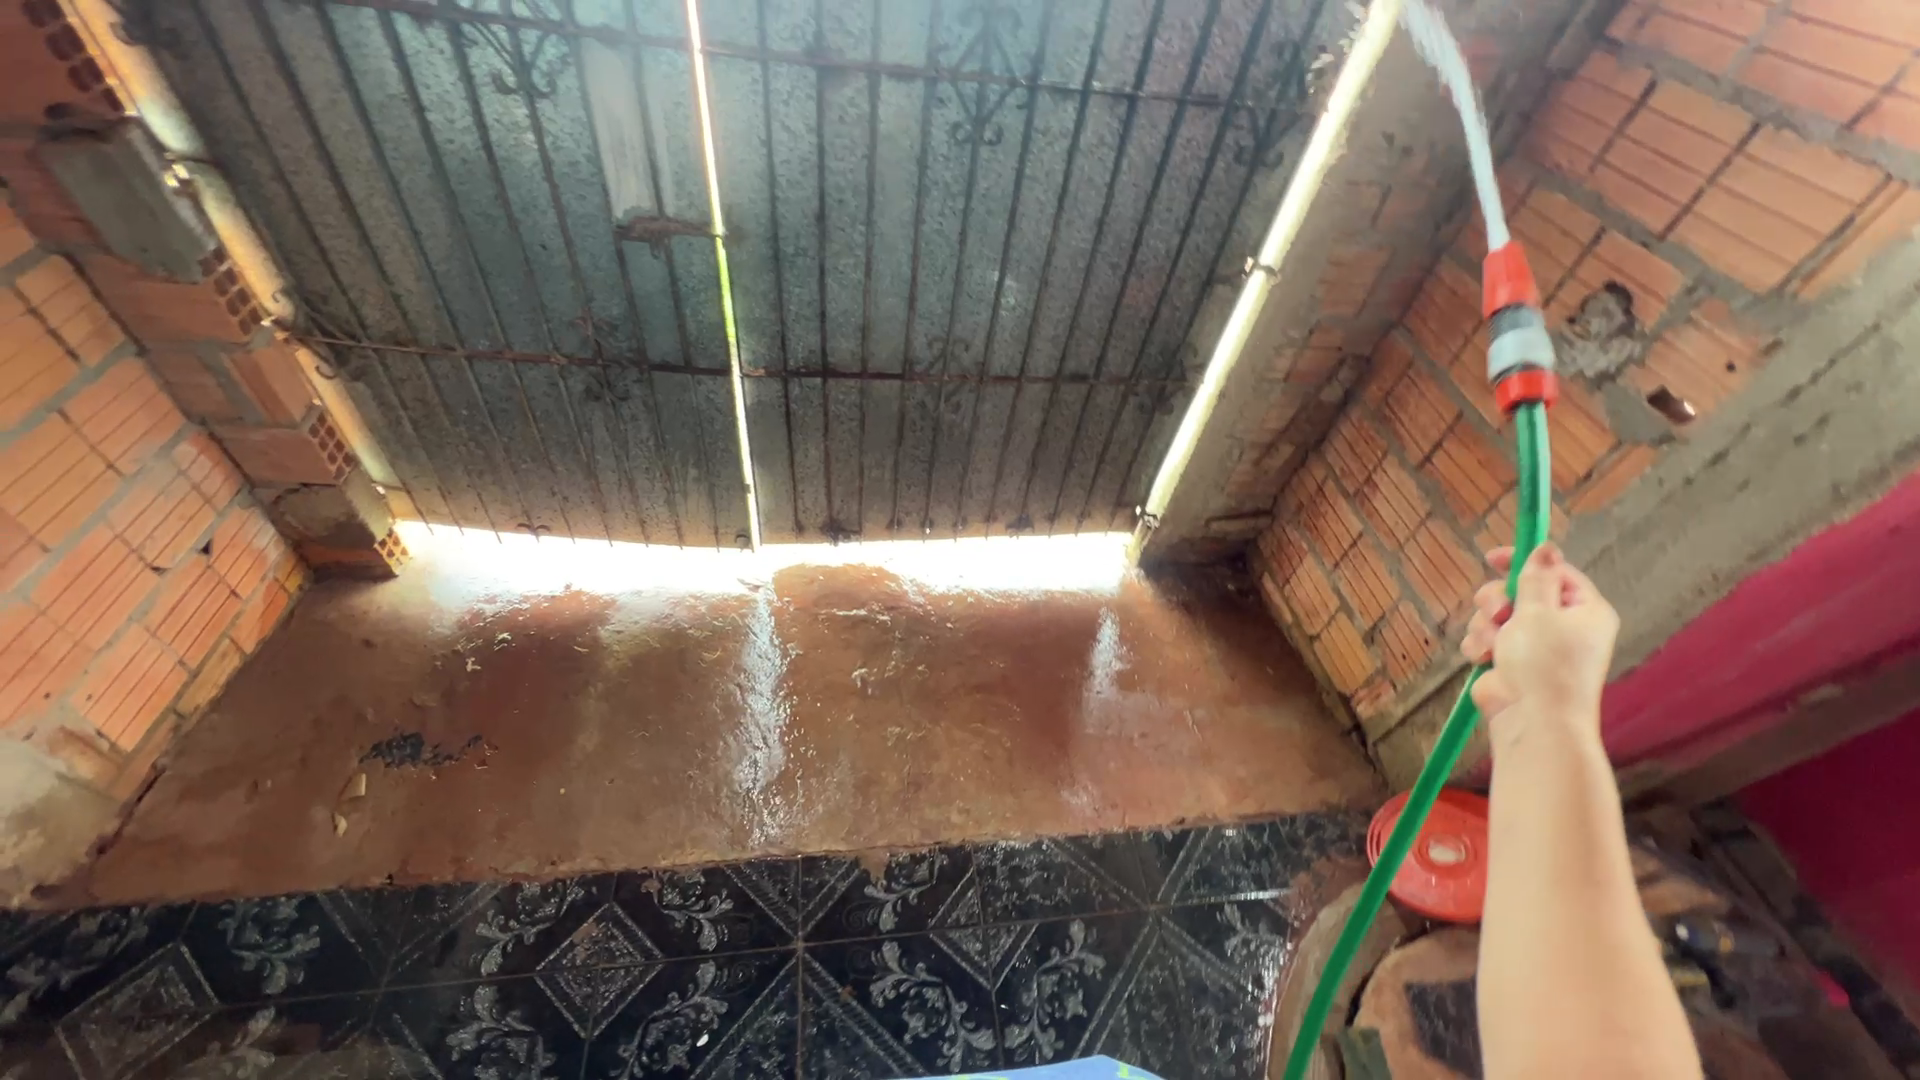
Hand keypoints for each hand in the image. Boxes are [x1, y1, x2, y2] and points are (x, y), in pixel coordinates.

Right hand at [1459, 543, 1617, 747]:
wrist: (1532, 718)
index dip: (1523, 562)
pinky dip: (1480, 645)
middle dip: (1497, 601)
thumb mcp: (1539, 612)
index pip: (1554, 572)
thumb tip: (1545, 547)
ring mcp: (1534, 645)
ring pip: (1495, 616)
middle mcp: (1562, 626)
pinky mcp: (1508, 661)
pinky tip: (1483, 658)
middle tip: (1497, 614)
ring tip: (1491, 645)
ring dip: (1485, 626)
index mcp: (1584, 610)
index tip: (1492, 558)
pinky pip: (1485, 638)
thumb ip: (1536, 578)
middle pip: (1519, 592)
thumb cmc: (1544, 664)